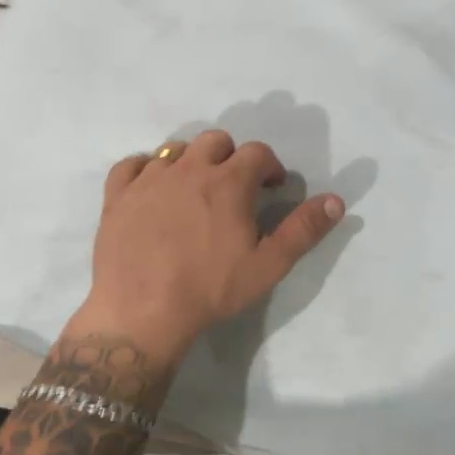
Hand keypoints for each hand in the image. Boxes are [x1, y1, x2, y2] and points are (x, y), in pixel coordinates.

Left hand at [76, 130, 345, 362]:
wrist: (142, 314)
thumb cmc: (212, 288)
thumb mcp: (270, 264)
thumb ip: (305, 228)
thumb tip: (336, 200)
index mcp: (229, 182)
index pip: (257, 152)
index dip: (269, 167)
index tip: (271, 190)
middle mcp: (189, 170)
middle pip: (216, 140)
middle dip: (232, 156)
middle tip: (236, 188)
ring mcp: (149, 181)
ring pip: (175, 148)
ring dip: (193, 161)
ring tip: (196, 190)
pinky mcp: (117, 198)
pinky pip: (131, 165)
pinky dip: (147, 169)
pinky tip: (154, 190)